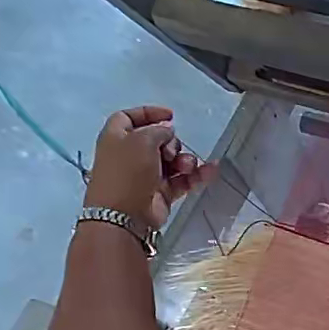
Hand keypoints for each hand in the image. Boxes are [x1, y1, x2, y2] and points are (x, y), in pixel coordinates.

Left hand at [82, 106, 212, 228]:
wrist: (124, 216)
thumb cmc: (128, 171)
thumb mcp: (141, 140)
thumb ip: (158, 130)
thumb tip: (167, 131)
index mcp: (116, 137)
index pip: (130, 117)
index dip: (149, 113)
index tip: (170, 115)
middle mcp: (131, 155)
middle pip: (156, 140)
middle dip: (171, 142)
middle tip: (171, 151)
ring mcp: (147, 175)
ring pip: (172, 161)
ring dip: (184, 160)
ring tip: (186, 166)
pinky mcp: (162, 192)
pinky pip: (182, 180)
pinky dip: (196, 175)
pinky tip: (211, 170)